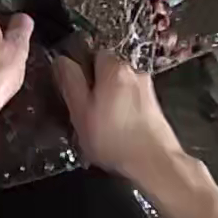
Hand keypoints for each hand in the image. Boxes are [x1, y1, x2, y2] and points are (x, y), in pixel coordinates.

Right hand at [52, 51, 190, 186]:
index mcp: (114, 68)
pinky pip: (132, 103)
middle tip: (86, 113)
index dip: (81, 72)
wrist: (154, 162)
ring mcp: (148, 90)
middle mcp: (134, 73)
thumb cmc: (113, 139)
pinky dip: (124, 113)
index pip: (92, 55)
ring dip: (111, 102)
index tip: (75, 93)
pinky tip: (119, 133)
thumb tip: (62, 60)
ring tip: (103, 127)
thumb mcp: (80, 111)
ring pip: (121, 89)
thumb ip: (70, 82)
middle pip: (108, 72)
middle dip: (97, 89)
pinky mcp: (155, 108)